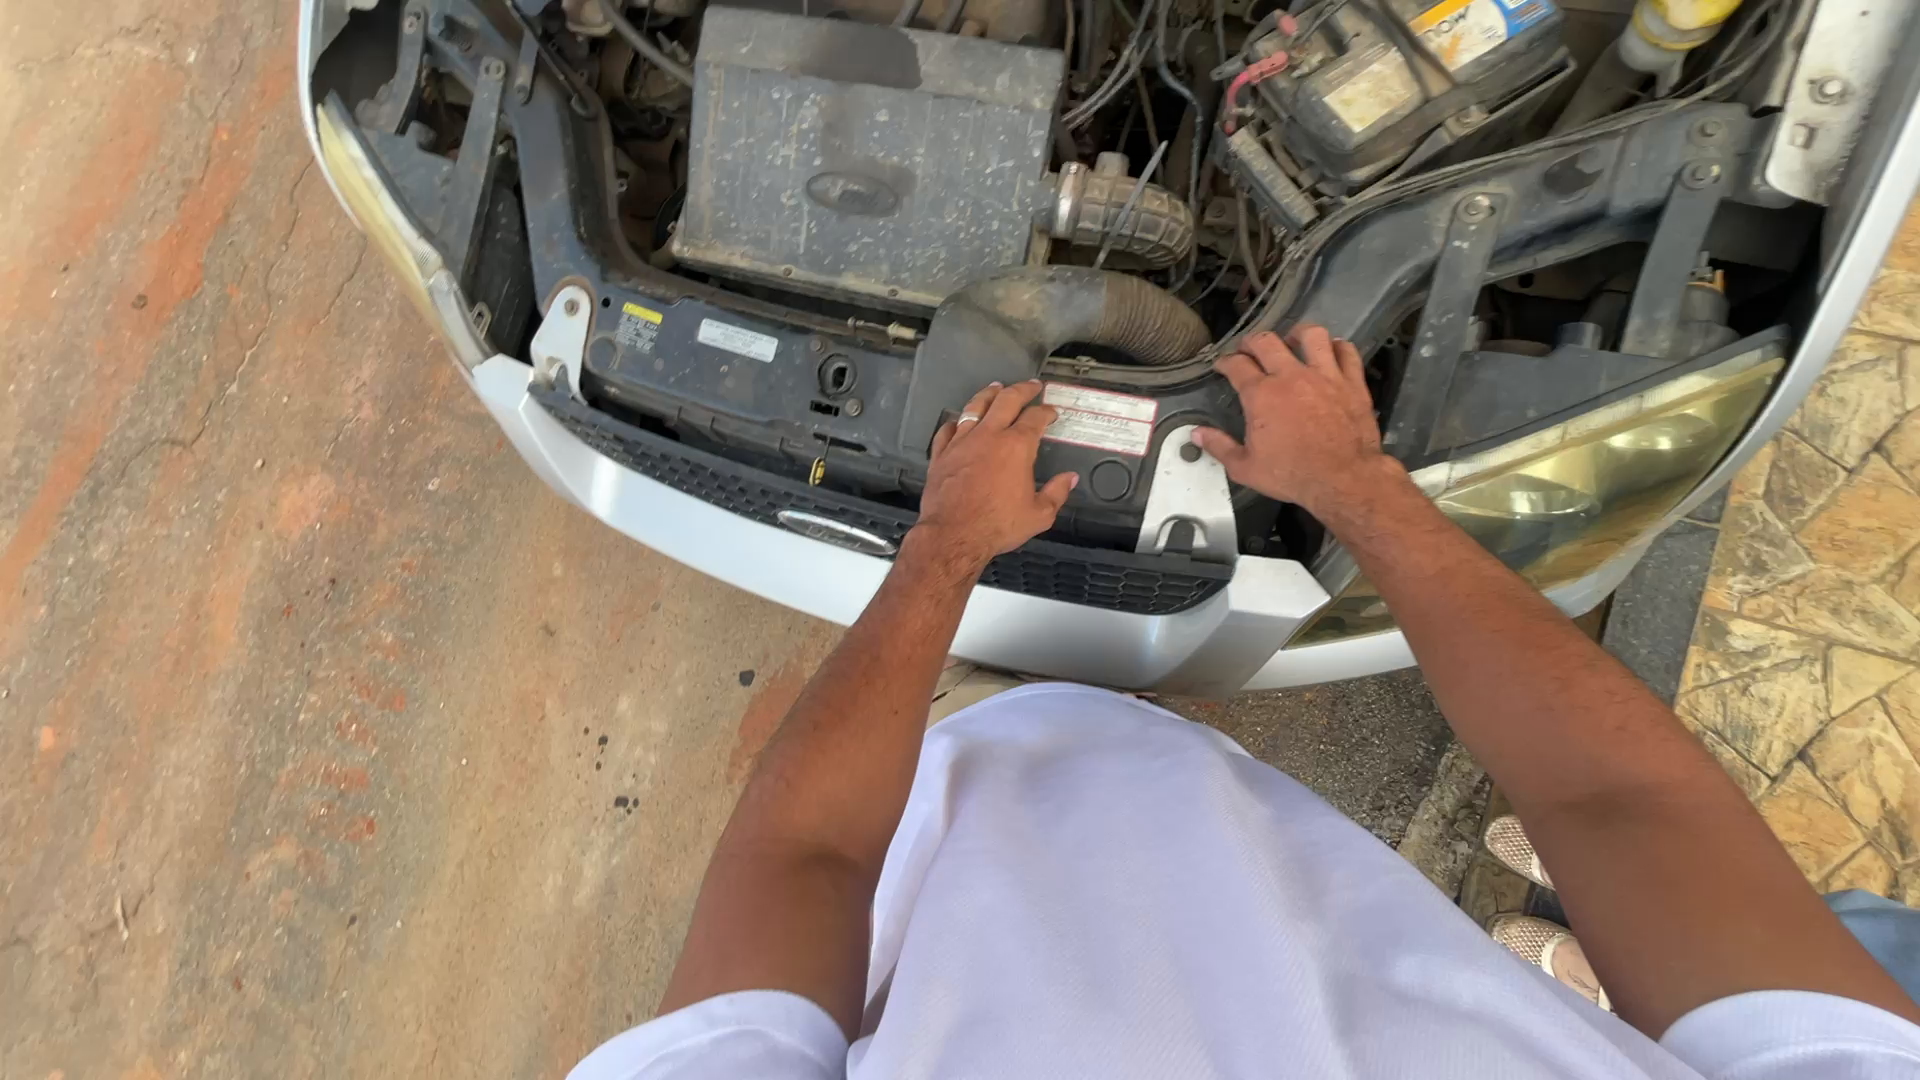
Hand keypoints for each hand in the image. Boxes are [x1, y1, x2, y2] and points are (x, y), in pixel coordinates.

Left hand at [914, 380, 1078, 570]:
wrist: (954, 535)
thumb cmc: (997, 525)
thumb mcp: (1038, 515)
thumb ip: (1056, 493)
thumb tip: (1069, 479)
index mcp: (1016, 447)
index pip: (1035, 418)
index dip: (1046, 412)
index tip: (1051, 413)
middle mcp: (988, 436)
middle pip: (1006, 400)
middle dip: (1022, 389)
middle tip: (1031, 386)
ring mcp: (961, 442)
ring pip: (975, 407)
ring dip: (988, 394)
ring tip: (996, 387)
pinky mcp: (941, 454)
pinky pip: (947, 429)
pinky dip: (955, 422)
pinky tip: (958, 421)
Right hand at [1192, 326, 1396, 514]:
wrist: (1342, 478)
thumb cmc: (1290, 474)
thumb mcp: (1244, 467)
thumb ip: (1219, 446)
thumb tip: (1197, 434)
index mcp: (1261, 395)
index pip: (1236, 365)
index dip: (1225, 362)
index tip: (1222, 365)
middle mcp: (1291, 376)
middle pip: (1267, 342)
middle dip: (1252, 342)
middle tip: (1248, 349)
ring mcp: (1324, 375)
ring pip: (1311, 335)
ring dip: (1297, 333)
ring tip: (1292, 340)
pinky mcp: (1351, 382)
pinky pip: (1347, 352)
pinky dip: (1337, 347)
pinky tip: (1331, 351)